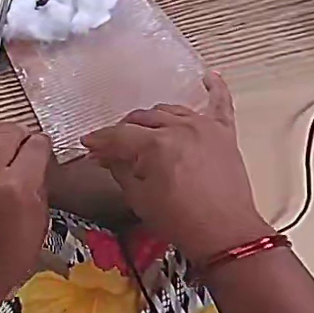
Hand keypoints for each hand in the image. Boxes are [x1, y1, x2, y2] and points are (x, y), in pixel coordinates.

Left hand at [0, 120, 52, 302]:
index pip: (35, 144)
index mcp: (17, 186)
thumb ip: (39, 180)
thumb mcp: (40, 216)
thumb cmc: (10, 253)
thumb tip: (38, 154)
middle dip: (21, 135)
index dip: (42, 144)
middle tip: (23, 145)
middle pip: (8, 130)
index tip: (42, 148)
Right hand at [81, 72, 272, 262]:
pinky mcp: (224, 134)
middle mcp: (181, 128)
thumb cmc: (181, 221)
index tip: (89, 145)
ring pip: (170, 110)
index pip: (119, 135)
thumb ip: (119, 168)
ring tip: (143, 133)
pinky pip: (220, 104)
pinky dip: (214, 89)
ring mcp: (205, 128)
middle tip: (113, 147)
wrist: (224, 236)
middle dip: (124, 131)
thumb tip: (105, 155)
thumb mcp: (138, 197)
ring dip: (153, 119)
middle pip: (142, 118)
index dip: (100, 141)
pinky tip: (207, 76)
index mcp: (157, 145)